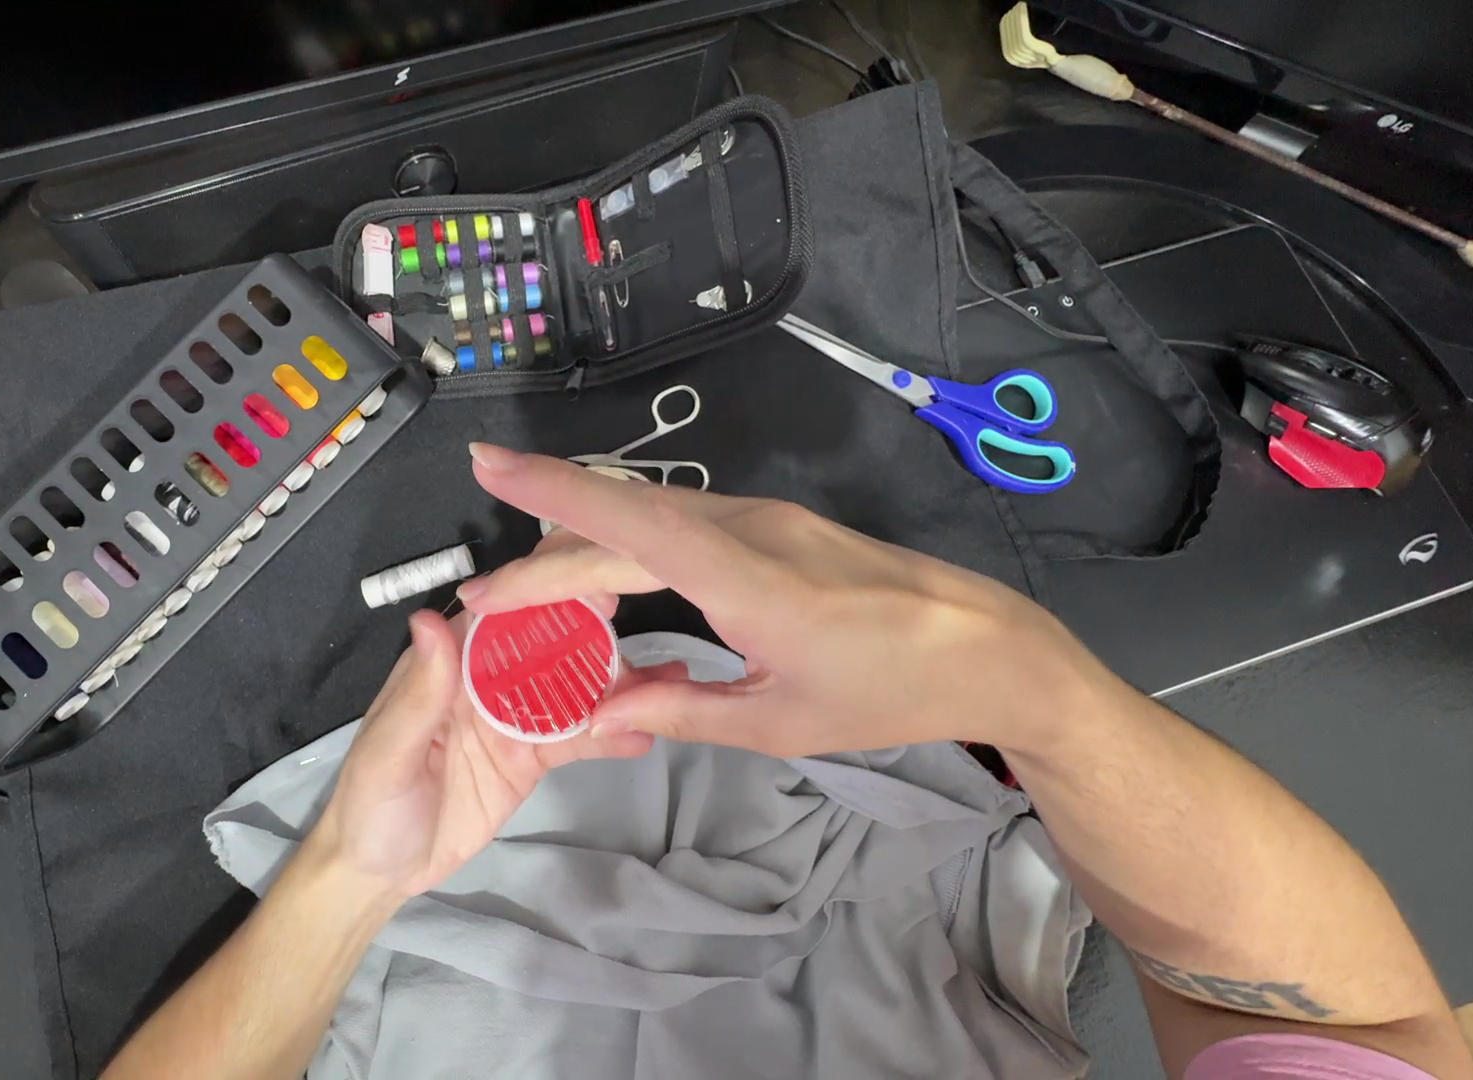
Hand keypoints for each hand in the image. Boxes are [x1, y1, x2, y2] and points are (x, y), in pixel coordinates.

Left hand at [305, 606, 660, 904]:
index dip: (542, 599)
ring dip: (614, 688)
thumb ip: (419, 691)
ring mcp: (512, 720)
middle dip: (594, 640)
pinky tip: (644, 735)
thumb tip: (429, 618)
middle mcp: (485, 683)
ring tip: (669, 686)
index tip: (592, 588)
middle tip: (647, 639)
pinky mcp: (529, 759)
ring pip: (569, 693)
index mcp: (447, 667)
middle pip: (546, 650)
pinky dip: (607, 737)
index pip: (499, 619)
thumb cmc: (371, 804)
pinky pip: (572, 743)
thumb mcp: (389, 749)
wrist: (380, 874)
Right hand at [456, 443, 1118, 758]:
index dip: (553, 488)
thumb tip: (599, 706)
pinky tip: (602, 576)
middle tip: (485, 602)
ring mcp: (759, 516)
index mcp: (747, 579)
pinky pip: (676, 524)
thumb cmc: (888, 691)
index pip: (630, 521)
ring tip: (530, 594)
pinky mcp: (769, 523)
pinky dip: (624, 545)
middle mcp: (745, 527)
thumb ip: (681, 711)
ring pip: (645, 519)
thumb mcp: (781, 722)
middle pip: (621, 526)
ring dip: (580, 549)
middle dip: (543, 559)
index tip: (486, 462)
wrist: (987, 646)